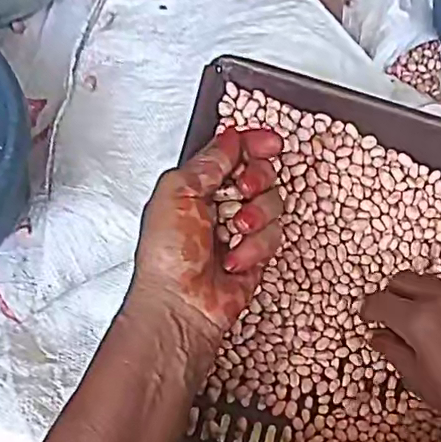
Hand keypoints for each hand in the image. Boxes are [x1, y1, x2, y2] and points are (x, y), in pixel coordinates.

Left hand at [129, 127, 286, 336]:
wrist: (180, 302)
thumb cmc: (167, 256)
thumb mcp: (176, 192)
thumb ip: (207, 163)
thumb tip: (230, 139)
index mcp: (199, 185)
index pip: (234, 154)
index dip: (253, 144)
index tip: (270, 142)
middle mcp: (223, 205)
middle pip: (261, 175)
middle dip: (258, 179)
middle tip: (244, 190)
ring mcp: (242, 231)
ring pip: (273, 206)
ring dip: (256, 216)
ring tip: (234, 231)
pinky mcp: (256, 255)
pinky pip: (274, 238)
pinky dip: (254, 248)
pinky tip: (234, 260)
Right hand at [360, 272, 440, 440]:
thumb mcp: (416, 377)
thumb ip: (393, 351)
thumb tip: (377, 337)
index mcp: (418, 320)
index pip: (380, 301)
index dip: (368, 310)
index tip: (366, 318)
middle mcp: (440, 301)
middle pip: (403, 280)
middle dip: (389, 295)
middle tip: (386, 317)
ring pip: (426, 282)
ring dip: (412, 294)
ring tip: (410, 321)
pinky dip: (434, 300)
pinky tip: (436, 326)